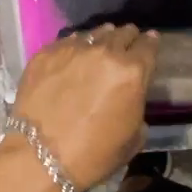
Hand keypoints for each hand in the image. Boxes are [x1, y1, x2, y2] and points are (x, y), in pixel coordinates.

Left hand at [8, 24, 158, 187]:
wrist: (41, 157)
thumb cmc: (94, 155)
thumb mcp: (133, 137)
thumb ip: (136, 107)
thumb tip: (129, 98)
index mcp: (132, 72)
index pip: (148, 45)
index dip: (150, 42)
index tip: (150, 41)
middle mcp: (105, 53)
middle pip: (121, 33)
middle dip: (127, 38)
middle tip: (125, 44)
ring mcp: (72, 50)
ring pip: (94, 34)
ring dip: (101, 39)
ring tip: (100, 47)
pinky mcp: (45, 55)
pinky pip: (66, 42)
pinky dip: (74, 47)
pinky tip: (73, 56)